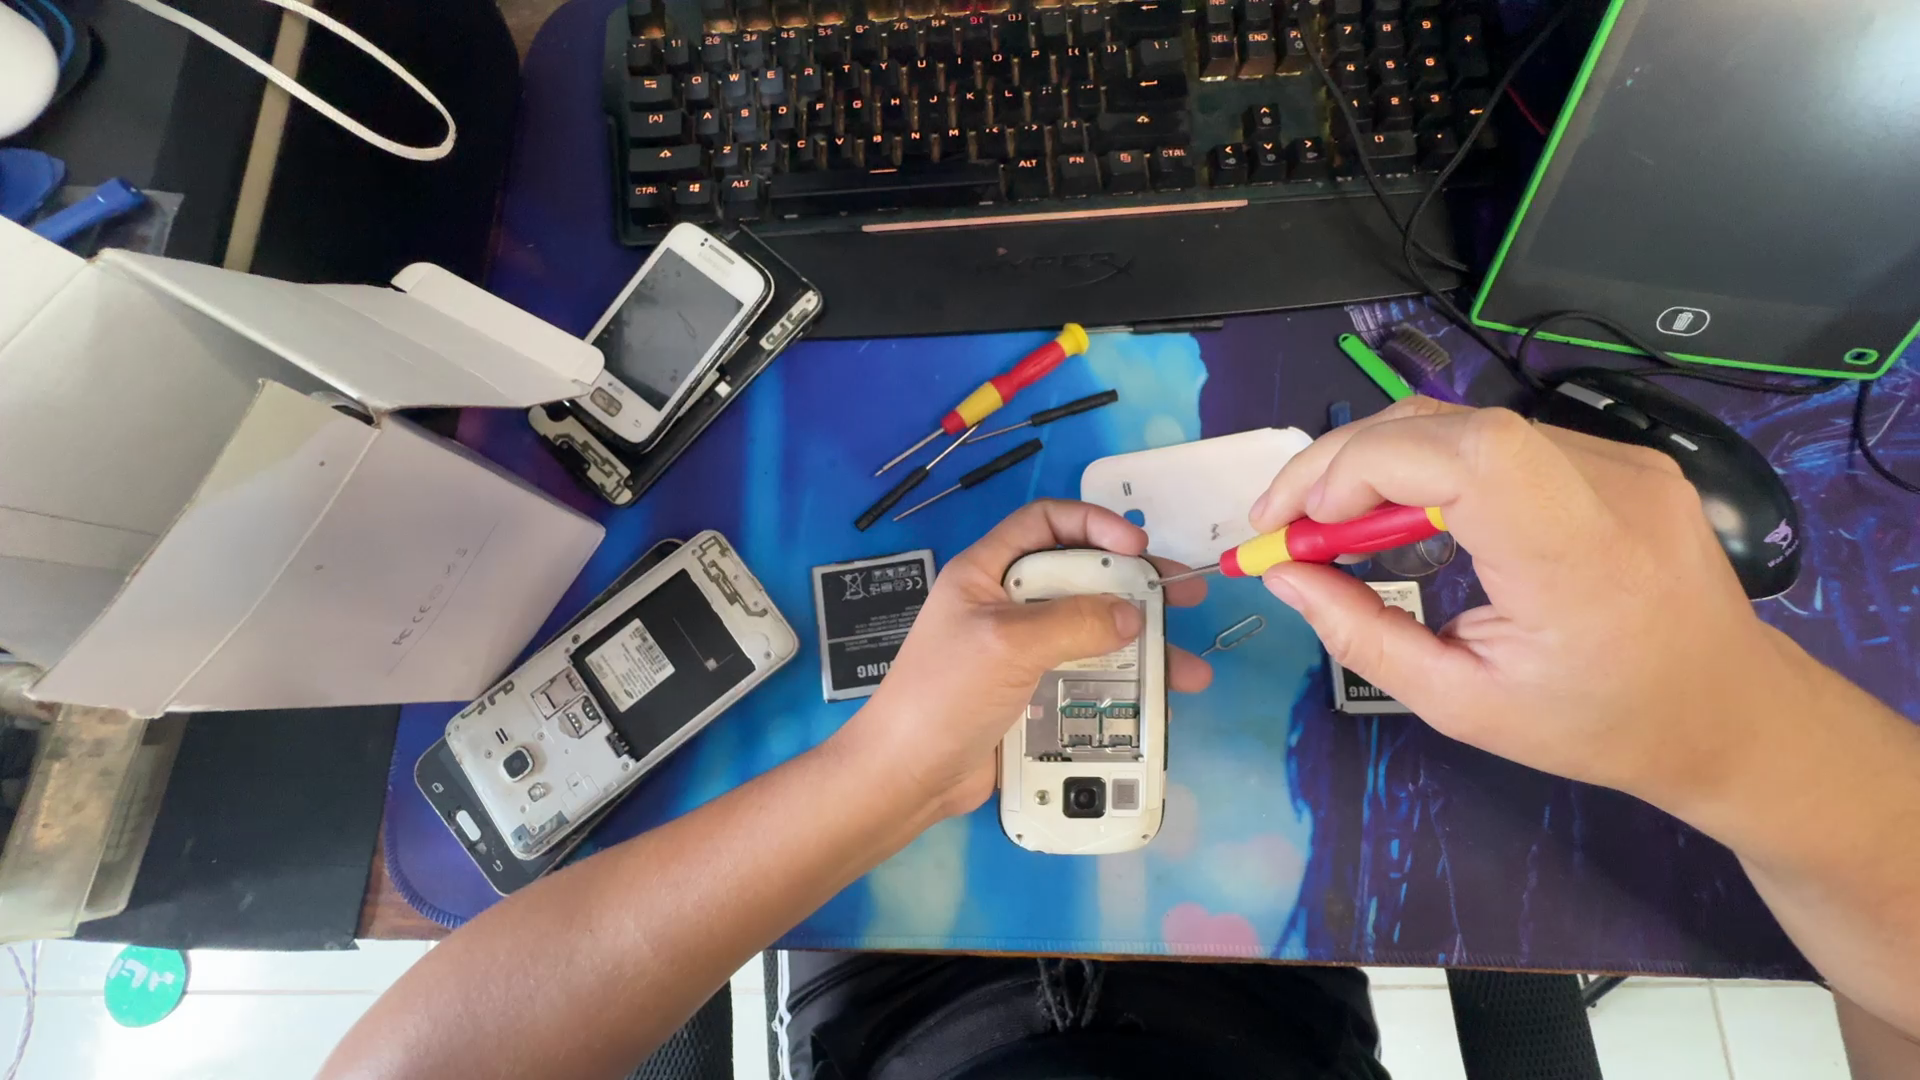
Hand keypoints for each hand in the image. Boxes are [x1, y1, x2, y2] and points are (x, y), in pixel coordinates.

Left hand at [838, 500, 1213, 819]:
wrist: (910, 774)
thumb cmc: (947, 694)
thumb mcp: (1008, 643)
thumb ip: (1073, 621)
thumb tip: (1133, 616)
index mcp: (986, 572)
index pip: (1044, 523)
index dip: (1092, 524)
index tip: (1135, 546)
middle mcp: (1006, 603)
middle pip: (1078, 576)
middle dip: (1132, 585)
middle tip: (1182, 595)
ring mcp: (1021, 650)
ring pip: (1090, 631)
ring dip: (1140, 645)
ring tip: (1188, 667)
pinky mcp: (1033, 690)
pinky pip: (1085, 674)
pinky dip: (1121, 682)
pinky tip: (1157, 700)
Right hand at [1248, 397, 1819, 806]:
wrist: (1733, 713)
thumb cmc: (1597, 723)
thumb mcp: (1459, 704)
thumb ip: (1360, 636)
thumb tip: (1283, 575)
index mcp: (1580, 559)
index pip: (1468, 456)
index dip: (1365, 468)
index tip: (1305, 524)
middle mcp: (1607, 485)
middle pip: (1441, 424)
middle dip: (1336, 463)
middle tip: (1280, 521)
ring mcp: (1614, 459)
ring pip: (1450, 421)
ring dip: (1365, 460)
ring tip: (1320, 518)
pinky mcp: (1604, 455)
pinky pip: (1479, 437)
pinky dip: (1408, 465)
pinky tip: (1384, 510)